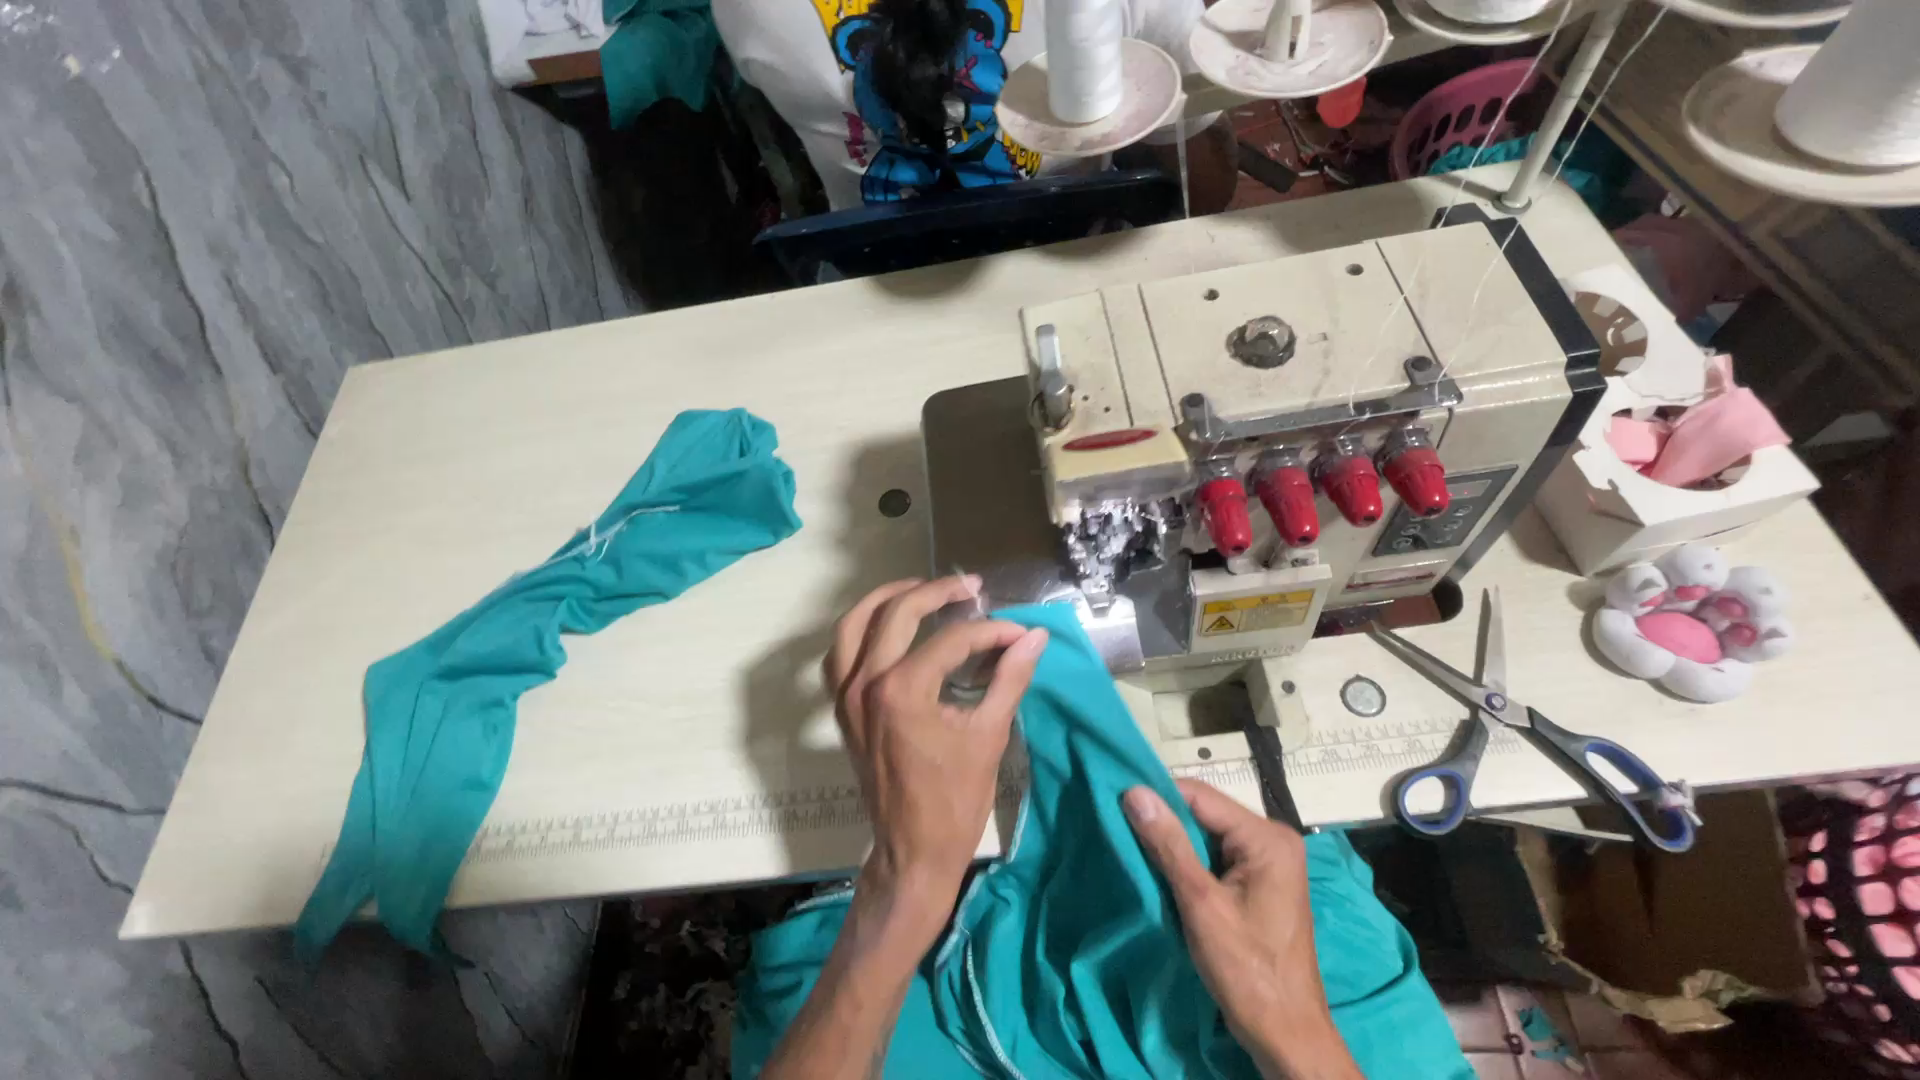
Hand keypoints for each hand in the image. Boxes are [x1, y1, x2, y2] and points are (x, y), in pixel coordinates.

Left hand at [826, 576, 1047, 933]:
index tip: (1020, 634)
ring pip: (855, 624)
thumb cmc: (955, 800)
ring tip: (921, 589)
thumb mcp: (989, 735)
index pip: (952, 640)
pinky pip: (839, 655)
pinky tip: (885, 628)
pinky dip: (859, 632)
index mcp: (903, 690)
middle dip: (937, 592)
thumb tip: (1035, 637)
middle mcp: (866, 683)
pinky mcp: (841, 709)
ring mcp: (846, 695)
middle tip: (970, 586)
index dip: (991, 632)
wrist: (912, 851)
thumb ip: (1009, 678)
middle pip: (897, 613)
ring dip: (887, 600)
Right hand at [1125, 780, 1360, 1079]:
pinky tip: (1163, 872)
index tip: (1115, 804)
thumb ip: (1168, 844)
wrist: (1287, 1035)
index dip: (1157, 797)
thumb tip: (1133, 792)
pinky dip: (1190, 862)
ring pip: (1207, 834)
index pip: (1200, 796)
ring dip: (1175, 843)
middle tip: (1121, 829)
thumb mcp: (1201, 904)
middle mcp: (1273, 838)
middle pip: (1205, 812)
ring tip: (1135, 849)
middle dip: (1165, 822)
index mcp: (1267, 837)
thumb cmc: (1246, 971)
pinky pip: (1216, 855)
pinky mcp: (1261, 880)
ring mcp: (1270, 860)